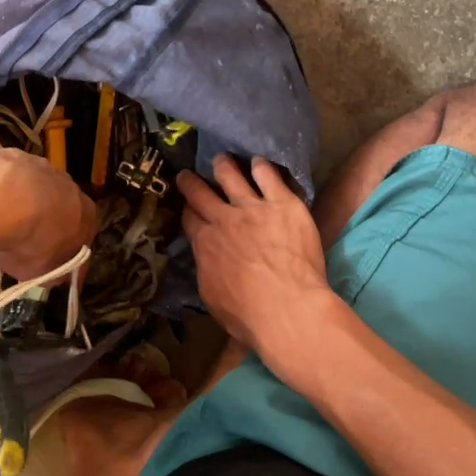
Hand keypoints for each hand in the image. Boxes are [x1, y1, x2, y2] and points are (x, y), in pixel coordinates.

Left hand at [0, 148, 96, 279]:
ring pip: (36, 188)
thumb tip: (58, 273)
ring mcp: (42, 166)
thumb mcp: (45, 273)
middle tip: (25, 243)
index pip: (84, 235)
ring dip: (24, 203)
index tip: (54, 263)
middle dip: (46, 222)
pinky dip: (3, 189)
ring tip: (2, 224)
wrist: (0, 200)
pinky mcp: (15, 155)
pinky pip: (11, 177)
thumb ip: (55, 272)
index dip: (68, 250)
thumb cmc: (30, 241)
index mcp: (85, 214)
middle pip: (61, 206)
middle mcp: (70, 185)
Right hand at [177, 155, 336, 368]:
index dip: (187, 209)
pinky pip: (268, 174)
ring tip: (223, 159)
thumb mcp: (212, 298)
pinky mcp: (282, 202)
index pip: (190, 217)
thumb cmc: (249, 316)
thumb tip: (206, 259)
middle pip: (201, 191)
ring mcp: (253, 207)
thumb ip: (207, 270)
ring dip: (224, 165)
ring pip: (230, 174)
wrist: (288, 309)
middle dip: (191, 181)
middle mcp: (224, 219)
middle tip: (188, 174)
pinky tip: (260, 162)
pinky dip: (261, 166)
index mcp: (206, 243)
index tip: (187, 206)